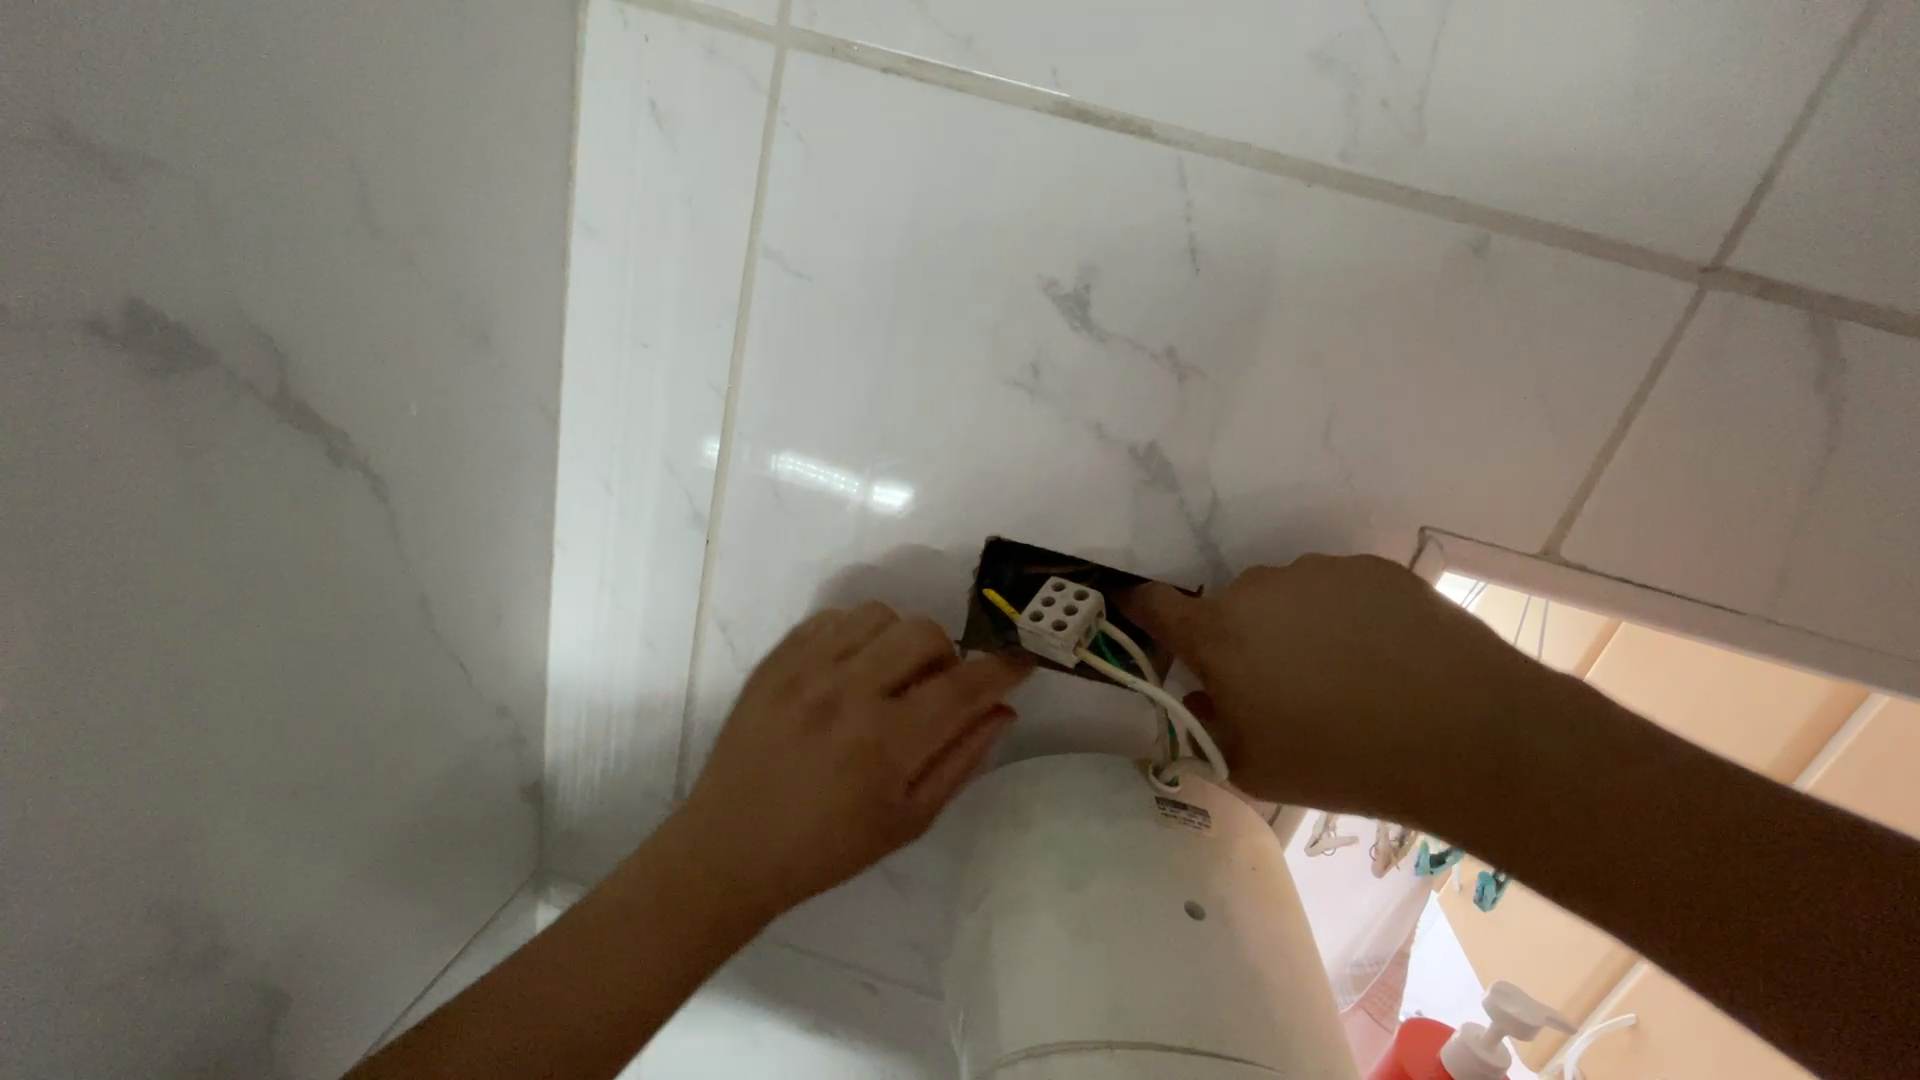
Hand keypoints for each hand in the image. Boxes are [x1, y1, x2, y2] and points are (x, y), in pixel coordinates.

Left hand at [680, 602, 1031, 914]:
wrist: (731, 847)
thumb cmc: (828, 847)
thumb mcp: (908, 820)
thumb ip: (961, 759)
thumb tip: (1003, 709)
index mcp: (886, 741)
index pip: (964, 685)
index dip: (1004, 669)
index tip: (1022, 662)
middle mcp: (848, 692)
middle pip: (924, 632)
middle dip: (948, 655)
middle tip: (935, 689)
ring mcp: (806, 670)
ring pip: (879, 614)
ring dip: (900, 640)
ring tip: (888, 677)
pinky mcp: (776, 660)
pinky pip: (832, 617)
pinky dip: (855, 634)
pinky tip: (849, 669)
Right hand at [1123, 554, 1562, 822]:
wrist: (1468, 733)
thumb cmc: (1342, 758)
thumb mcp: (1252, 766)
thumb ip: (1206, 729)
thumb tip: (1199, 702)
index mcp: (1218, 633)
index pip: (1152, 603)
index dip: (1138, 608)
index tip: (1137, 616)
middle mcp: (1257, 587)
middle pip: (1227, 606)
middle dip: (1236, 639)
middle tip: (1275, 685)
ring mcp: (1318, 572)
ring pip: (1282, 595)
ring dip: (1290, 624)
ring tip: (1340, 672)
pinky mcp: (1372, 568)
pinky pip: (1334, 589)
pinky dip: (1340, 615)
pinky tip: (1380, 655)